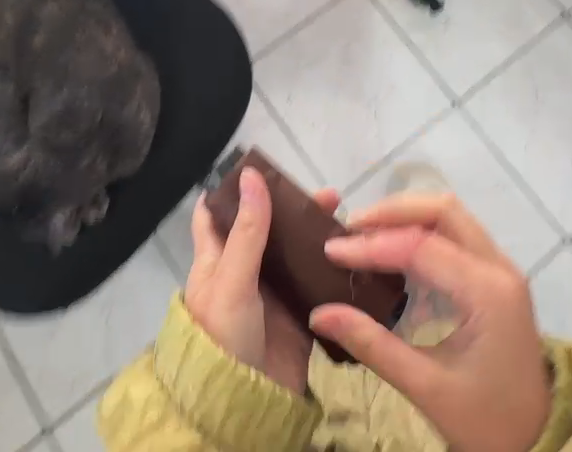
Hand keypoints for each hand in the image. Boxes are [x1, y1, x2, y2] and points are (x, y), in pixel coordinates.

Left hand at [184, 167, 340, 394]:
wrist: (245, 405)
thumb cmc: (224, 336)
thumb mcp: (230, 279)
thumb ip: (247, 230)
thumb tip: (252, 176)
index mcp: (215, 260)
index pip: (216, 216)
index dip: (232, 191)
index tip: (258, 167)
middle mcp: (243, 273)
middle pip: (265, 230)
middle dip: (290, 209)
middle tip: (325, 192)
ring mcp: (272, 295)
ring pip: (294, 255)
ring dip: (314, 235)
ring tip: (344, 215)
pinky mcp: (298, 316)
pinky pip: (316, 285)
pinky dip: (331, 269)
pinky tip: (355, 253)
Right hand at [312, 194, 550, 451]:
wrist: (540, 444)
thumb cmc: (486, 421)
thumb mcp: (426, 388)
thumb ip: (372, 344)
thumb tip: (318, 313)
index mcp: (489, 292)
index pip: (420, 246)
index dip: (372, 244)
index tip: (331, 250)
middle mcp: (500, 268)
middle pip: (442, 211)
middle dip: (391, 212)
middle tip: (349, 230)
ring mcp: (501, 270)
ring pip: (450, 216)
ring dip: (406, 217)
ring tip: (365, 236)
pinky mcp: (496, 279)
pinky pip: (456, 235)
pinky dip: (421, 232)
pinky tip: (393, 253)